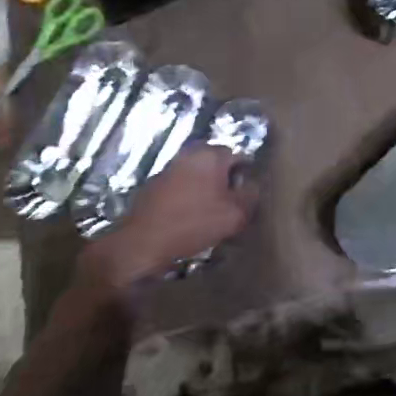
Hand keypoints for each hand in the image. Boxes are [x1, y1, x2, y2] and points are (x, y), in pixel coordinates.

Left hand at [81, 147, 257, 289]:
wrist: (143, 241)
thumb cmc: (193, 224)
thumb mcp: (235, 215)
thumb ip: (250, 196)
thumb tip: (253, 185)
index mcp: (210, 155)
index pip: (239, 156)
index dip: (246, 176)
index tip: (246, 197)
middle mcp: (189, 154)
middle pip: (218, 164)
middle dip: (226, 182)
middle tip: (231, 206)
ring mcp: (170, 167)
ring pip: (199, 174)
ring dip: (207, 189)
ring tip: (211, 214)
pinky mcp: (155, 183)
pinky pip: (182, 185)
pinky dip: (190, 196)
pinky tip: (190, 217)